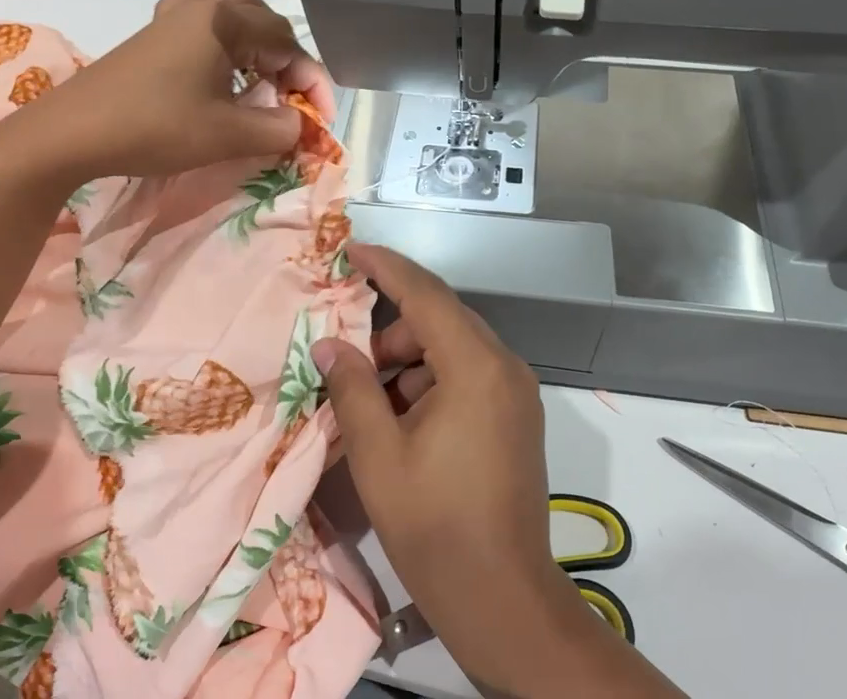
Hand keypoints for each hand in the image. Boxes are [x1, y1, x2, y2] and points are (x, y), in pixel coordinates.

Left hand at [13, 0, 331, 186]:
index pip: (290, 44)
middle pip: (267, 25)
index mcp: (225, 19)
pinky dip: (230, 53)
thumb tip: (301, 126)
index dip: (313, 84)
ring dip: (260, 56)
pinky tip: (224, 80)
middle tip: (291, 103)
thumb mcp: (228, 135)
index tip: (322, 122)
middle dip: (289, 65)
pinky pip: (209, 31)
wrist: (71, 132)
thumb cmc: (155, 127)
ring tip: (263, 93)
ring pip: (237, 24)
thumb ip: (279, 129)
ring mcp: (174, 16)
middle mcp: (203, 5)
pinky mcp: (155, 34)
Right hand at [314, 245, 566, 645]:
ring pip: (454, 352)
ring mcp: (517, 395)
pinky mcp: (517, 420)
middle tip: (347, 362)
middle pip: (442, 322)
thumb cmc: (434, 524)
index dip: (386, 268)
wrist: (501, 596)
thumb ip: (352, 389)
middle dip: (391, 332)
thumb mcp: (379, 454)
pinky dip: (431, 386)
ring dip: (409, 364)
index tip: (351, 250)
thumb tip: (330, 346)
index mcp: (477, 367)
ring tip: (368, 404)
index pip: (427, 295)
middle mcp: (506, 369)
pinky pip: (469, 379)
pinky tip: (399, 423)